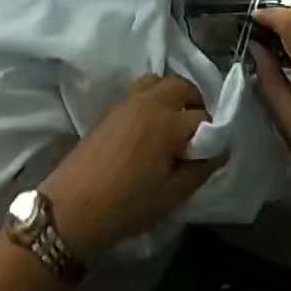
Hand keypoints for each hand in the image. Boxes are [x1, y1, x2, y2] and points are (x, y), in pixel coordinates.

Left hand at [40, 75, 220, 257]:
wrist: (71, 209)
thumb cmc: (127, 204)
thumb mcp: (173, 195)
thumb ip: (201, 168)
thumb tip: (219, 151)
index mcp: (168, 121)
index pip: (204, 118)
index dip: (212, 136)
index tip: (210, 154)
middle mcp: (149, 102)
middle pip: (182, 86)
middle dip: (195, 103)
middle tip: (196, 131)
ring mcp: (126, 102)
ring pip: (158, 81)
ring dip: (172, 95)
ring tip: (173, 122)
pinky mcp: (109, 109)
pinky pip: (138, 90)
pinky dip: (151, 98)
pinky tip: (149, 126)